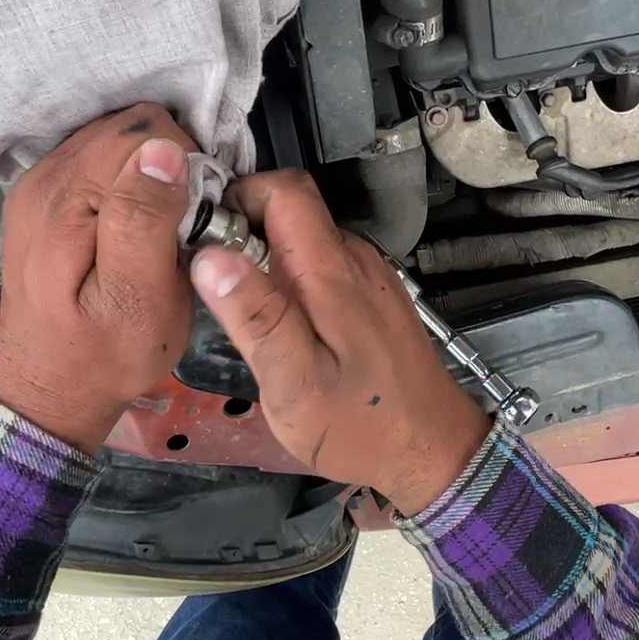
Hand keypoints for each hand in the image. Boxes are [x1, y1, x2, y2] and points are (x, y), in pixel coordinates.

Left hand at [0, 104, 196, 450]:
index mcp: (65, 197)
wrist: (51, 388)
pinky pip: (101, 162)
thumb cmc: (106, 352)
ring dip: (152, 175)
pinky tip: (139, 226)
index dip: (185, 166)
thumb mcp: (138, 297)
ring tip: (163, 228)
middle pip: (128, 128)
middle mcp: (44, 177)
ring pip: (117, 140)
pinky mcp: (47, 199)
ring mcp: (41, 185)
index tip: (196, 218)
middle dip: (169, 166)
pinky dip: (132, 183)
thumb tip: (164, 151)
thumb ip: (145, 221)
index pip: (145, 131)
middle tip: (183, 227)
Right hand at [189, 172, 490, 513]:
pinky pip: (324, 267)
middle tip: (213, 283)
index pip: (287, 190)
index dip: (241, 195)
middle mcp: (356, 260)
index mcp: (334, 273)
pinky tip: (283, 325)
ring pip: (306, 240)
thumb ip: (257, 317)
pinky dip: (293, 280)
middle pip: (294, 212)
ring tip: (243, 311)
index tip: (206, 234)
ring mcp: (370, 276)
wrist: (432, 449)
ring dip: (267, 259)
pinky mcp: (374, 296)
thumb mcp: (295, 384)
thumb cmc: (362, 426)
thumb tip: (211, 256)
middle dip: (245, 230)